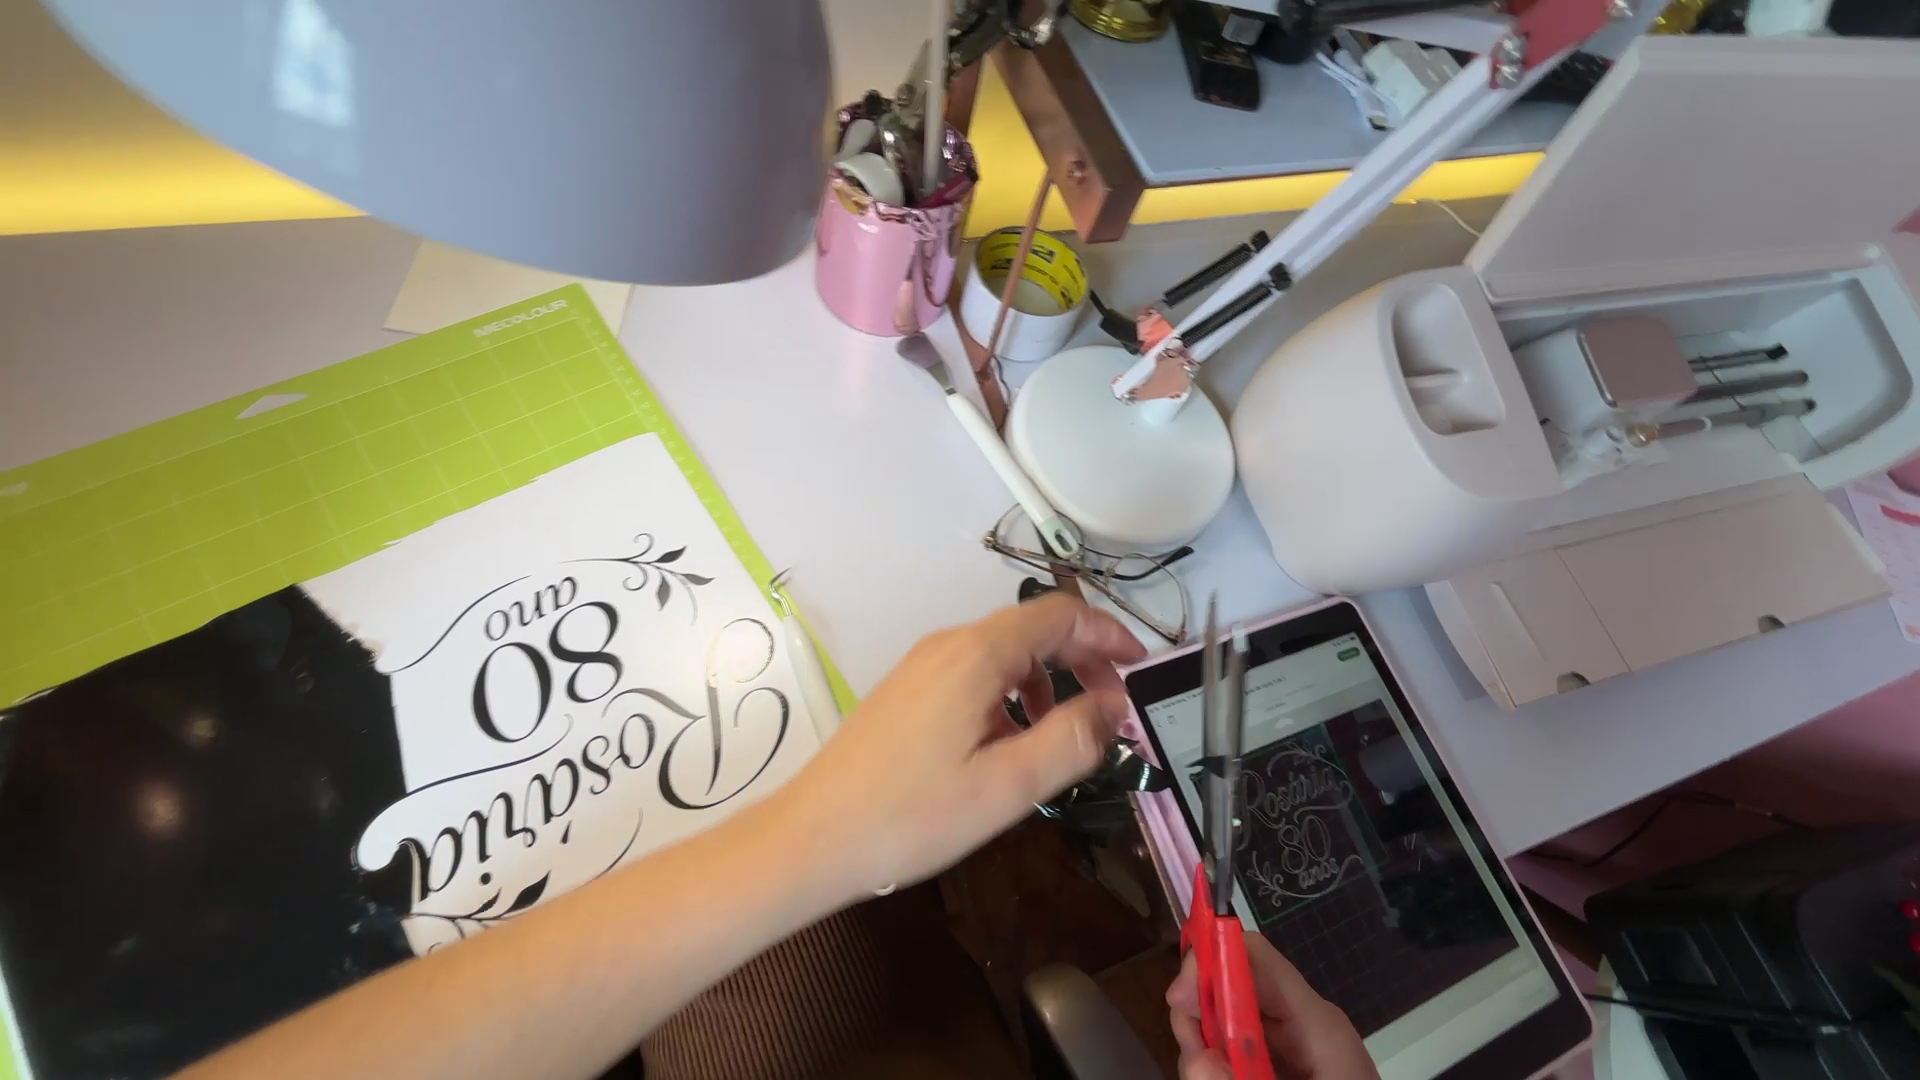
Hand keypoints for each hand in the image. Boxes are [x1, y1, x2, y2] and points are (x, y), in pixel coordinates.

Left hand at [777, 594, 1144, 897]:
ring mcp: (923, 664)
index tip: (1140, 667)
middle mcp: (949, 644)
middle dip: (1082, 658)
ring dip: (1047, 679)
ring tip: (1063, 730)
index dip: (1108, 633)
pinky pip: (974, 671)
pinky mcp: (909, 687)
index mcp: (977, 654)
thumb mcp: (1008, 785)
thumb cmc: (912, 815)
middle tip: (1112, 707)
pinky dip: (1010, 692)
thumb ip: (1072, 739)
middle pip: (1032, 628)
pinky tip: (1009, 739)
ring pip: (1003, 651)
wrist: (814, 836)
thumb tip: (1116, 705)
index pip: (1059, 614)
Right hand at [1167, 932, 1378, 1079]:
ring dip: (1203, 1050)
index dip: (1210, 961)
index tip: (1179, 1001)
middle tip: (1192, 1061)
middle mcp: (1303, 1026)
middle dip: (1199, 1015)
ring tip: (1206, 1077)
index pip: (1255, 955)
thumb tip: (1197, 1059)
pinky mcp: (1284, 1071)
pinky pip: (1235, 1052)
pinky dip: (1217, 1067)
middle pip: (1231, 985)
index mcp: (1318, 1026)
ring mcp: (1293, 1051)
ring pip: (1225, 1021)